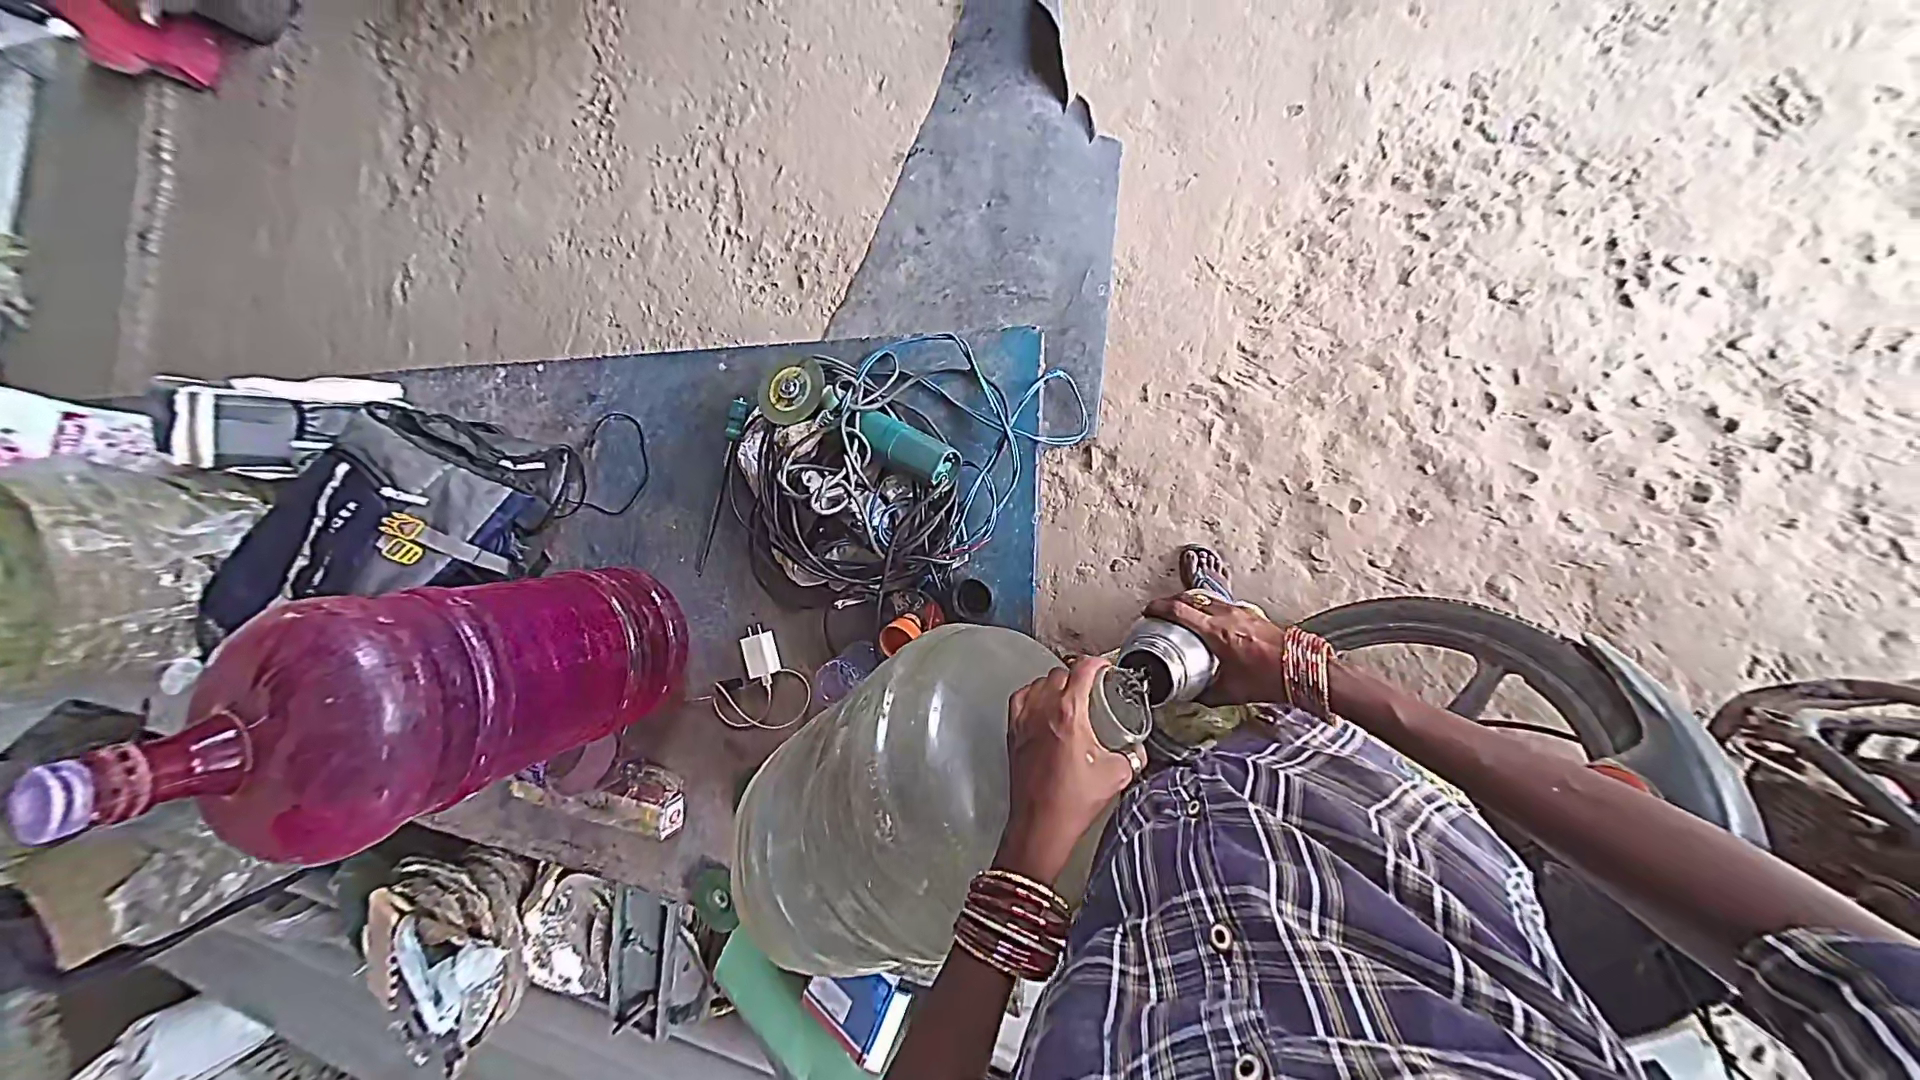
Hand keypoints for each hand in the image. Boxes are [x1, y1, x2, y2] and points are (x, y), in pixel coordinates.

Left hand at [996, 656, 1142, 885]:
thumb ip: (1132, 755)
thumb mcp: (1117, 774)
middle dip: (1078, 675)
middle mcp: (1043, 709)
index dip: (1097, 663)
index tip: (1104, 667)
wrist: (1041, 823)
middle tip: (1091, 686)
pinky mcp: (1013, 732)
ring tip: (1068, 695)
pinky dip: (1032, 694)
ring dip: (1055, 684)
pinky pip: (1020, 698)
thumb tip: (1137, 751)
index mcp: (1069, 713)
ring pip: (1038, 682)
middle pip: (1060, 673)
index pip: (1082, 669)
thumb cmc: (1072, 801)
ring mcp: (1024, 719)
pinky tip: (1041, 704)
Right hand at [1144, 592, 1292, 704]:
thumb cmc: (1271, 679)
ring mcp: (1240, 611)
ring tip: (1181, 612)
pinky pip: (1221, 603)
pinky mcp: (1250, 613)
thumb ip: (1205, 693)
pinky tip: (1208, 620)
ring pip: (1205, 597)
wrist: (1304, 670)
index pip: (1178, 609)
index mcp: (1216, 632)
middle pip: (1189, 597)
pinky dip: (1207, 607)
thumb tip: (1190, 695)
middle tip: (1160, 610)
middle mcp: (1226, 616)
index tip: (1148, 611)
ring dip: (1189, 601)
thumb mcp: (1231, 692)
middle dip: (1170, 601)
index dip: (1158, 607)